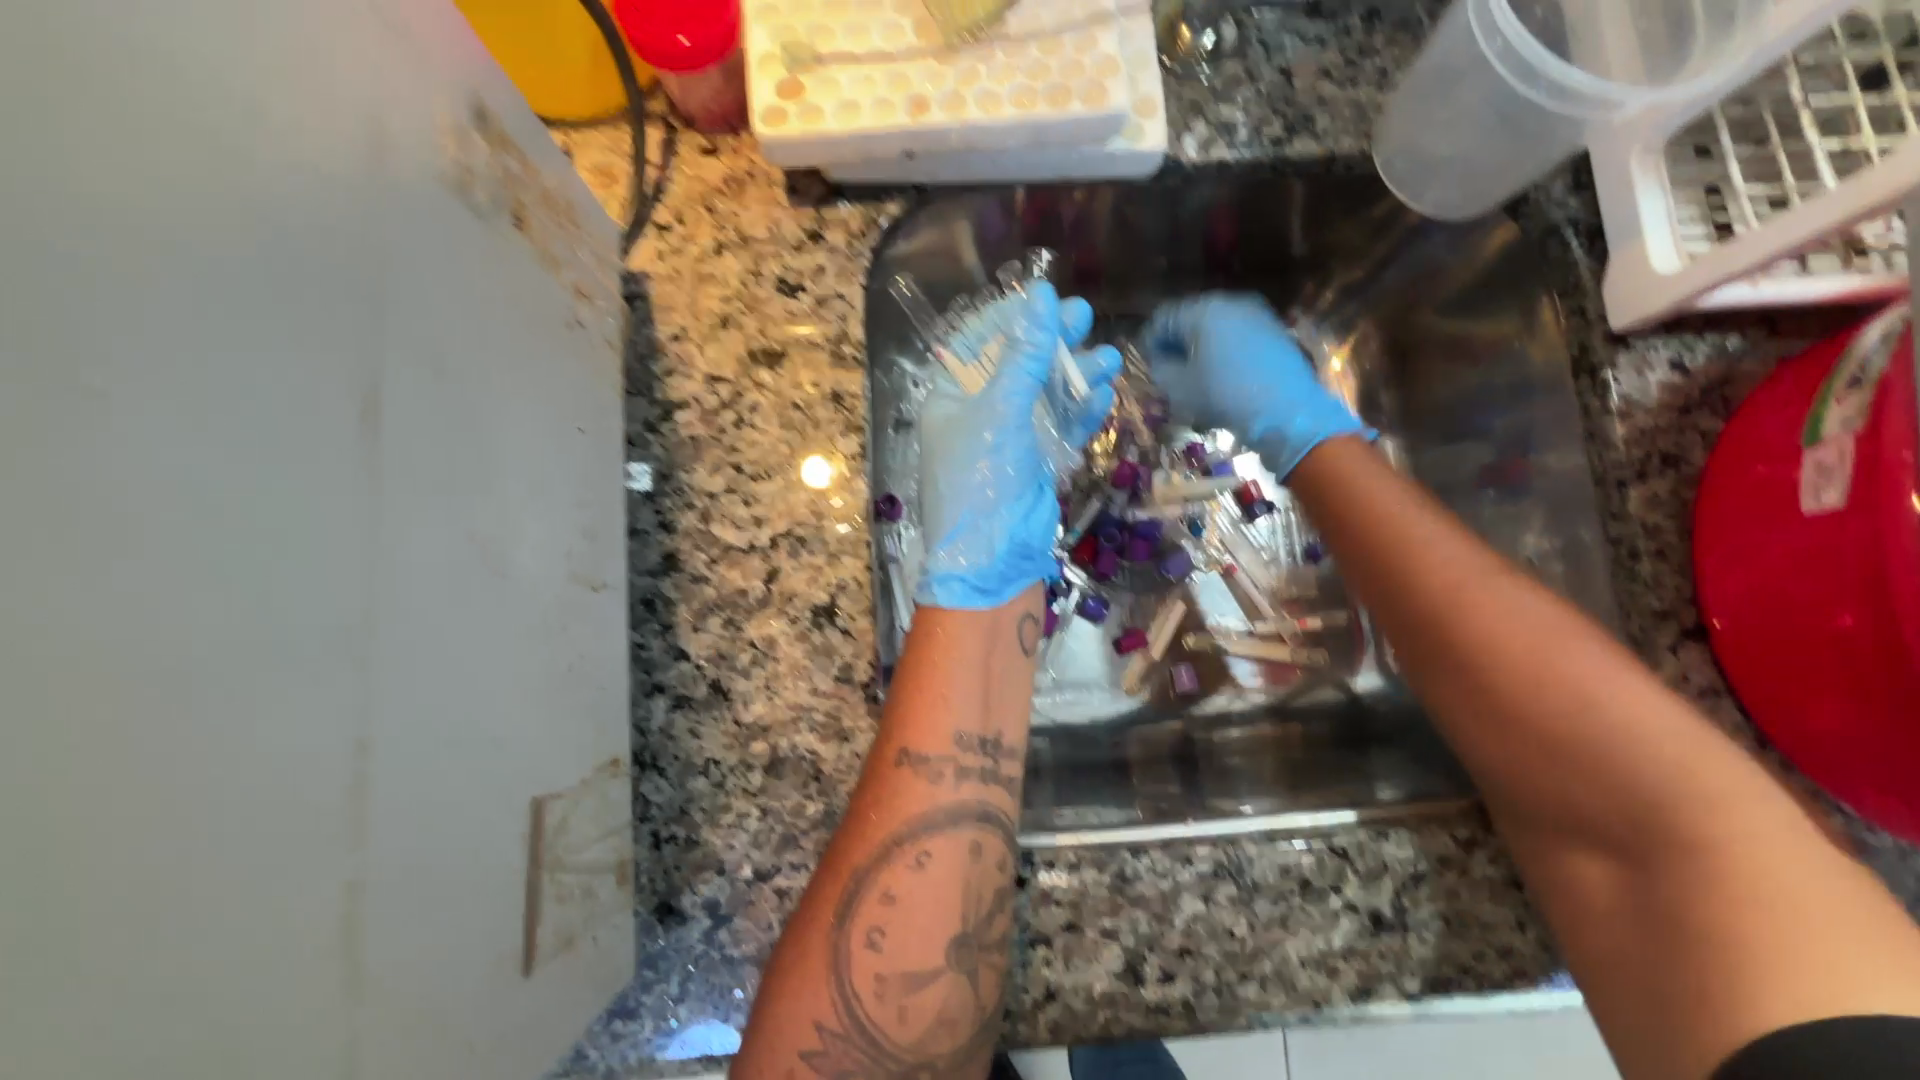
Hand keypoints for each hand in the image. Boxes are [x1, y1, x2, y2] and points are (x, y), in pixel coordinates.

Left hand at [917, 283, 1121, 609]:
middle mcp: (977, 412)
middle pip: (1017, 364)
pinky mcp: (1037, 462)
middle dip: (1051, 341)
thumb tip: (1041, 297)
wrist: (993, 560)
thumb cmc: (981, 480)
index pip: (976, 342)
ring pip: (1046, 395)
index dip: (1010, 317)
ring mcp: (1010, 438)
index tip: (1045, 297)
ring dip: (1076, 376)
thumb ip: (1024, 356)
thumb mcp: (1000, 412)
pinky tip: (1103, 395)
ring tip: (1108, 357)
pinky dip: (1081, 412)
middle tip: (1085, 315)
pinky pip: (1061, 428)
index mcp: (950, 397)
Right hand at [1143, 293, 1373, 479]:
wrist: (1288, 412)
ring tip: (1197, 376)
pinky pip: (1239, 335)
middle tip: (1170, 371)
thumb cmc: (1224, 396)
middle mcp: (1231, 303)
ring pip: (1217, 326)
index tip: (1148, 366)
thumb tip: (1160, 362)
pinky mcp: (1276, 331)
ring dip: (1202, 347)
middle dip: (1177, 343)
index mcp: (1203, 310)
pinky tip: (1224, 375)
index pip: (1164, 318)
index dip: (1150, 342)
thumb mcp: (1179, 388)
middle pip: (1192, 318)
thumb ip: (1160, 370)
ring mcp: (1258, 315)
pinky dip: (1226, 350)